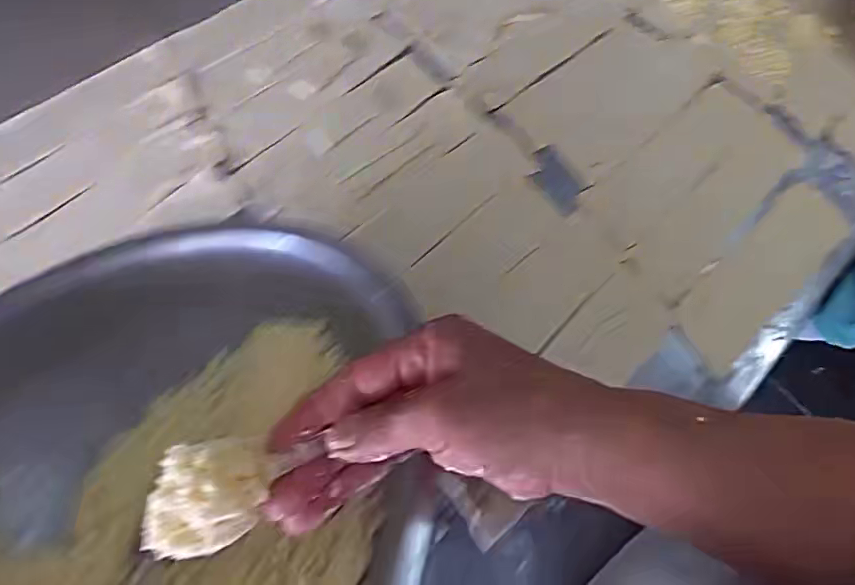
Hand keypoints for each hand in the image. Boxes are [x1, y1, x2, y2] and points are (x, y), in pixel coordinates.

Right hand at [261, 316, 620, 534]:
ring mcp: (439, 404)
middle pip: (365, 410)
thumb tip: (333, 435)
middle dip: (324, 452)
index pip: (361, 376)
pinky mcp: (451, 436)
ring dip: (340, 472)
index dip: (319, 409)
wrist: (574, 442)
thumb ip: (383, 425)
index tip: (280, 441)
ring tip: (295, 508)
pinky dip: (370, 475)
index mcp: (429, 346)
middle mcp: (430, 369)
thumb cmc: (510, 413)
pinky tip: (336, 497)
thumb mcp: (442, 415)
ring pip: (378, 438)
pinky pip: (399, 453)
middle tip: (281, 493)